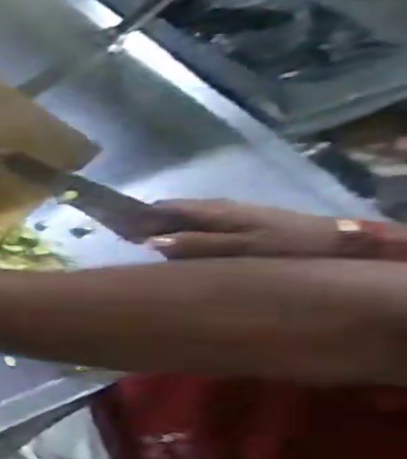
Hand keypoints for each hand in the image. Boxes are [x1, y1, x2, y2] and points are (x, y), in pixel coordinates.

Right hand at [148, 199, 348, 258]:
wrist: (344, 242)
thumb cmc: (288, 246)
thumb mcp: (240, 248)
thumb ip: (194, 244)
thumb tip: (148, 241)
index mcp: (209, 210)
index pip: (158, 208)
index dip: (133, 218)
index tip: (115, 234)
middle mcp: (215, 206)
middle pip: (168, 212)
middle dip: (147, 225)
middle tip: (131, 246)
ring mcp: (230, 213)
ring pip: (184, 219)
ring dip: (167, 231)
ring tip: (155, 252)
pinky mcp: (243, 223)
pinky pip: (200, 225)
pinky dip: (185, 235)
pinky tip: (188, 251)